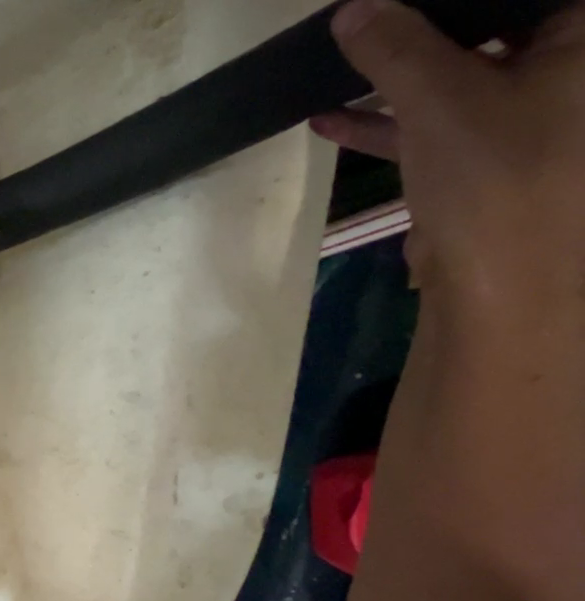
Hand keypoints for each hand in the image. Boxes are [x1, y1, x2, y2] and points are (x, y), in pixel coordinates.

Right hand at [312, 0, 584, 315]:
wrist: (503, 278)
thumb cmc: (496, 173)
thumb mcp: (439, 100)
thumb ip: (394, 49)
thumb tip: (353, 9)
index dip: (450, 2)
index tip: (392, 4)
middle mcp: (574, 66)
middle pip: (494, 28)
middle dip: (421, 29)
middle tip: (365, 25)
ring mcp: (537, 112)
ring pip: (463, 73)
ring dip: (396, 75)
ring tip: (335, 71)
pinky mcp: (494, 155)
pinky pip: (442, 120)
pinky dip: (390, 119)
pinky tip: (333, 120)